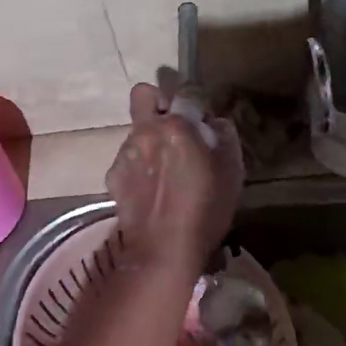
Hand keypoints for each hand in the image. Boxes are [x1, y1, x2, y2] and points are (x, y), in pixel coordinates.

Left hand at [104, 83, 242, 275]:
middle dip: (157, 102)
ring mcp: (125, 152)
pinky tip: (150, 189)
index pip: (186, 95)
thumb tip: (214, 122)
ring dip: (149, 139)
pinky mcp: (113, 175)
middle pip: (144, 94)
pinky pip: (127, 157)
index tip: (203, 125)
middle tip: (173, 127)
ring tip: (164, 170)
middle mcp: (145, 131)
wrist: (163, 251)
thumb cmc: (205, 211)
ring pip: (135, 129)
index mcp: (176, 126)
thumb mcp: (232, 172)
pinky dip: (138, 165)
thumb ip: (224, 136)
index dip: (196, 107)